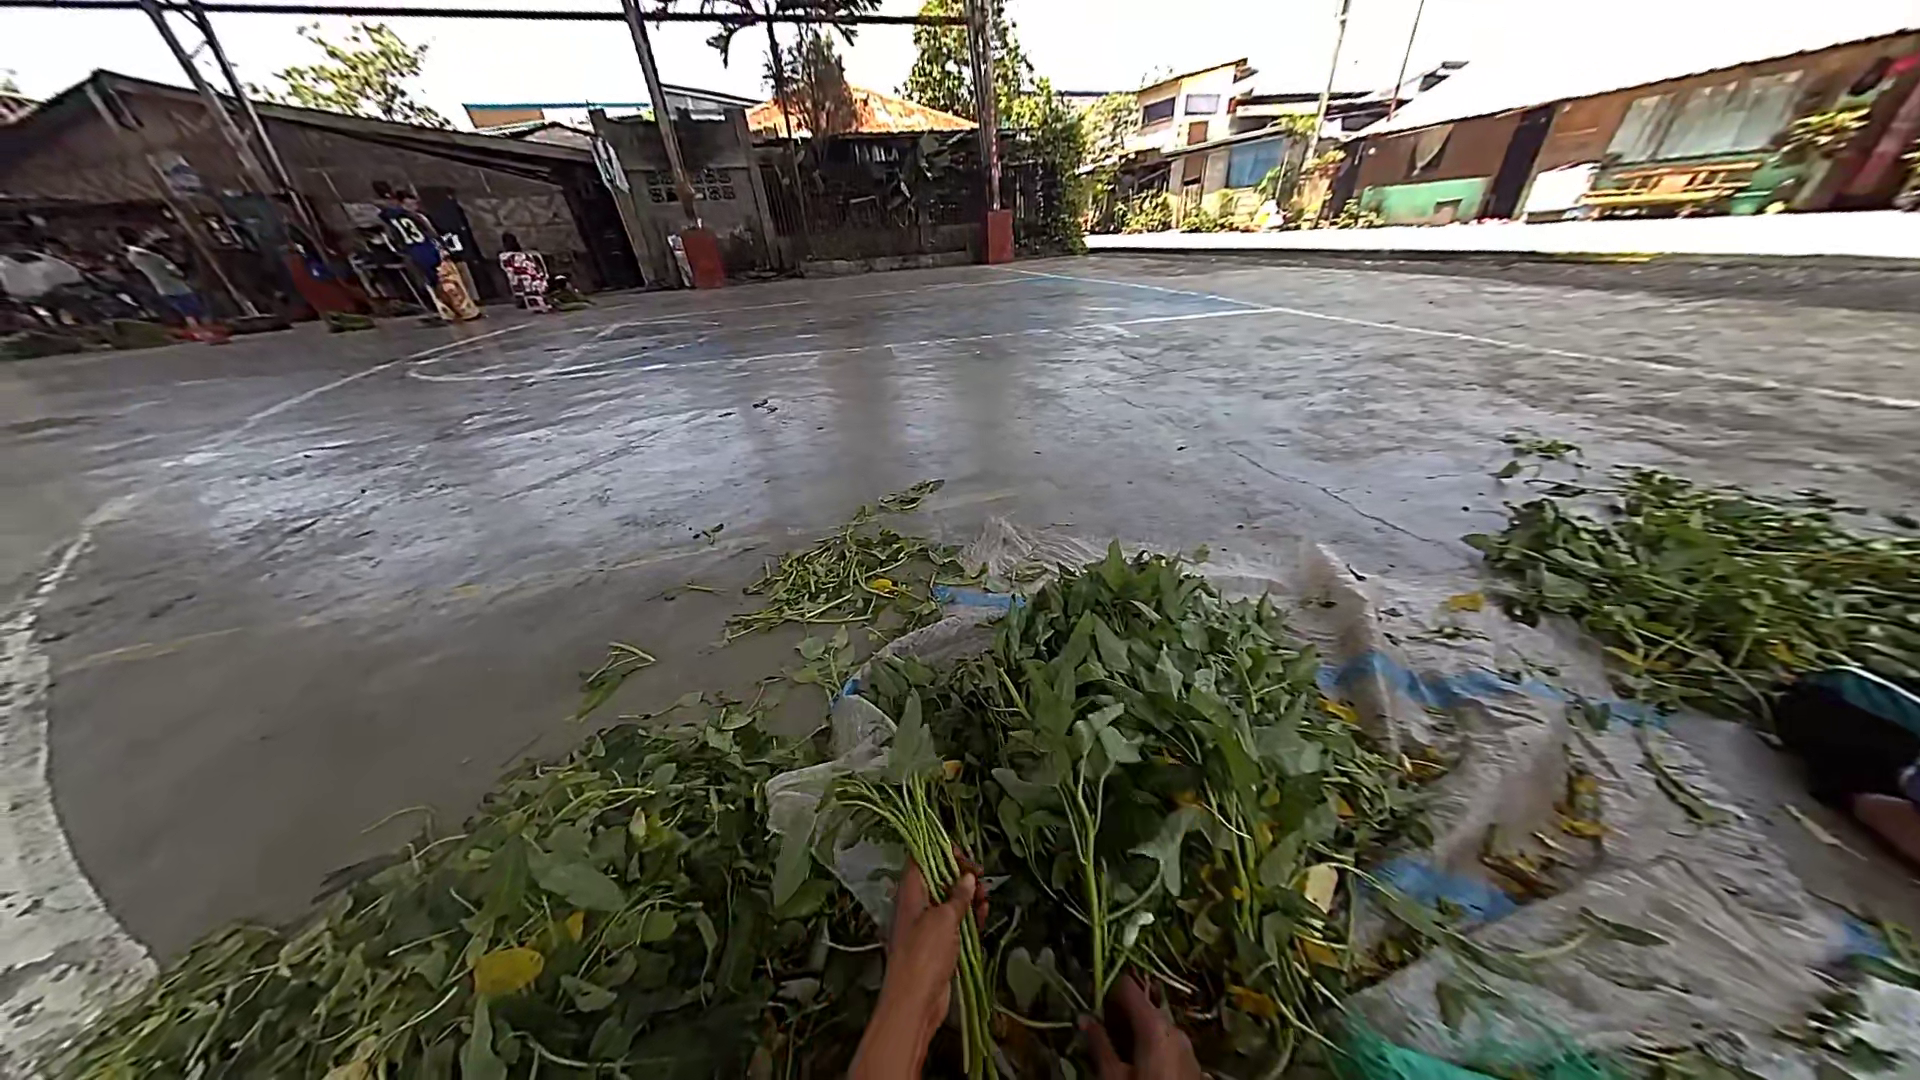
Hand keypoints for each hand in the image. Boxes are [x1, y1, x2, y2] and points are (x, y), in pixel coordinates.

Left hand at [849, 858, 985, 1079]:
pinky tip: (983, 913)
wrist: (915, 1002)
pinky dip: (969, 916)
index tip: (963, 855)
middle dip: (960, 874)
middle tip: (979, 876)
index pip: (922, 856)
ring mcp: (927, 924)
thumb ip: (958, 895)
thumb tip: (967, 878)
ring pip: (949, 900)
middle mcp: (916, 903)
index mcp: (910, 889)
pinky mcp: (938, 944)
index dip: (941, 851)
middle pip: (938, 877)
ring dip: (968, 895)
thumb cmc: (924, 953)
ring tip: (985, 896)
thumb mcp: (944, 918)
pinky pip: (955, 922)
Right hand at [1081, 974, 1202, 1079]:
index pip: (1126, 985)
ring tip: (1120, 1058)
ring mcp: (1188, 1049)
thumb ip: (1099, 1044)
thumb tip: (1084, 1018)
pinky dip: (1152, 1049)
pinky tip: (1141, 1071)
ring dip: (1136, 1034)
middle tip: (1103, 1037)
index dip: (1107, 992)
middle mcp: (1174, 1029)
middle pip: (1142, 1007)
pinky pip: (1168, 1046)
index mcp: (1154, 1025)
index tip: (1095, 1010)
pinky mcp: (1194, 1069)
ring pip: (1155, 1027)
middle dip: (1121, 1017)